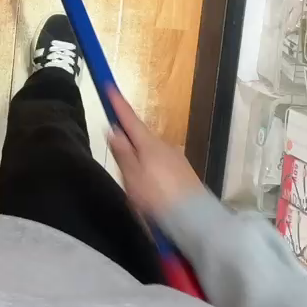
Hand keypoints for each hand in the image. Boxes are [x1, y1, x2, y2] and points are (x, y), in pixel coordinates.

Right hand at [106, 89, 204, 222]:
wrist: (196, 221)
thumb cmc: (158, 198)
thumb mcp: (132, 177)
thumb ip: (123, 153)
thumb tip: (113, 129)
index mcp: (149, 144)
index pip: (130, 119)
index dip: (118, 103)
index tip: (109, 85)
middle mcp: (165, 146)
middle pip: (140, 138)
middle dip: (128, 144)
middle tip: (120, 166)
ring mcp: (177, 160)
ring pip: (150, 154)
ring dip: (140, 163)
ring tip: (136, 190)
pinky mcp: (184, 174)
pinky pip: (161, 167)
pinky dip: (152, 173)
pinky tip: (151, 193)